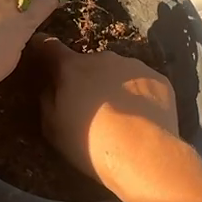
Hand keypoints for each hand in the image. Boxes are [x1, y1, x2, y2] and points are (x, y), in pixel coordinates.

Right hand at [29, 38, 201, 201]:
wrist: (143, 153)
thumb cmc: (89, 142)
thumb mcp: (52, 128)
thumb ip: (47, 99)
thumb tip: (50, 85)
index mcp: (72, 67)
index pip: (50, 47)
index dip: (43, 50)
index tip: (41, 55)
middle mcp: (103, 58)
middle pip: (88, 63)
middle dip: (85, 79)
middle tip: (89, 108)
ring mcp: (134, 66)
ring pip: (117, 72)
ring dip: (113, 86)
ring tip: (119, 118)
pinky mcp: (159, 79)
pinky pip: (142, 83)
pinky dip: (138, 95)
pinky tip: (141, 118)